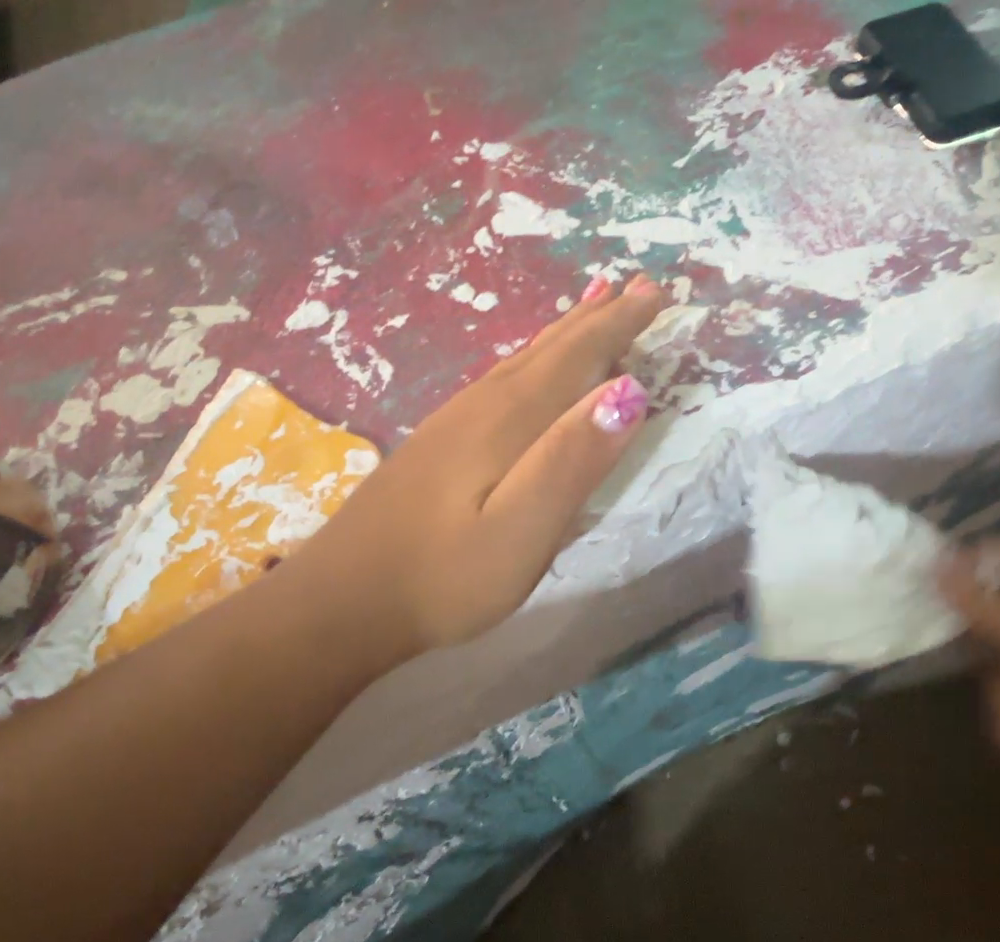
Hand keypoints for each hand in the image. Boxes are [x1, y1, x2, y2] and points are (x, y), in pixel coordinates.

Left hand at [284, 274, 665, 656]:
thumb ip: (571, 461)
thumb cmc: (443, 577)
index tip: (657, 291)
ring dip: (563, 334)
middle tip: (635, 284)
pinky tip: (528, 371)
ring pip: (521, 361)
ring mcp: (453, 423)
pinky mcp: (437, 445)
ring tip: (592, 306)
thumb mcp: (520, 532)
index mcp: (508, 420)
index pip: (576, 357)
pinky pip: (501, 382)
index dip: (619, 325)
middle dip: (596, 318)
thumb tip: (629, 392)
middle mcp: (481, 406)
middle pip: (548, 350)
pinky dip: (530, 362)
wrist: (343, 600)